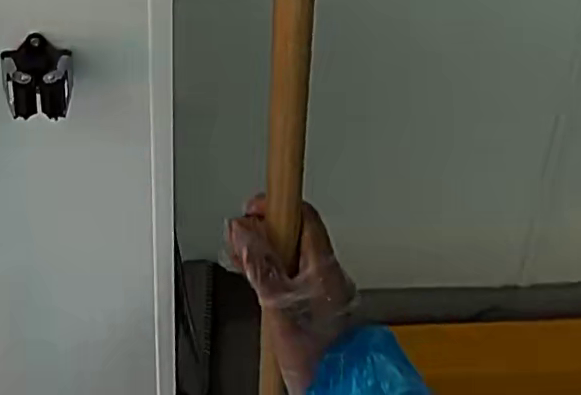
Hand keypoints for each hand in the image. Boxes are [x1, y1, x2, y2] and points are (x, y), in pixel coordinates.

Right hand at [226, 196, 356, 393]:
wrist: (339, 388)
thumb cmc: (316, 355)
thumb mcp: (278, 305)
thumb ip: (259, 265)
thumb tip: (241, 229)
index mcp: (323, 263)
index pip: (303, 213)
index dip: (275, 205)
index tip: (253, 208)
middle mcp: (328, 269)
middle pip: (296, 230)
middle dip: (265, 228)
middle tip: (242, 234)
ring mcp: (326, 286)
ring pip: (294, 251)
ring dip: (267, 249)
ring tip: (244, 256)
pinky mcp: (320, 302)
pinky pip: (295, 270)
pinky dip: (275, 268)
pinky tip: (260, 278)